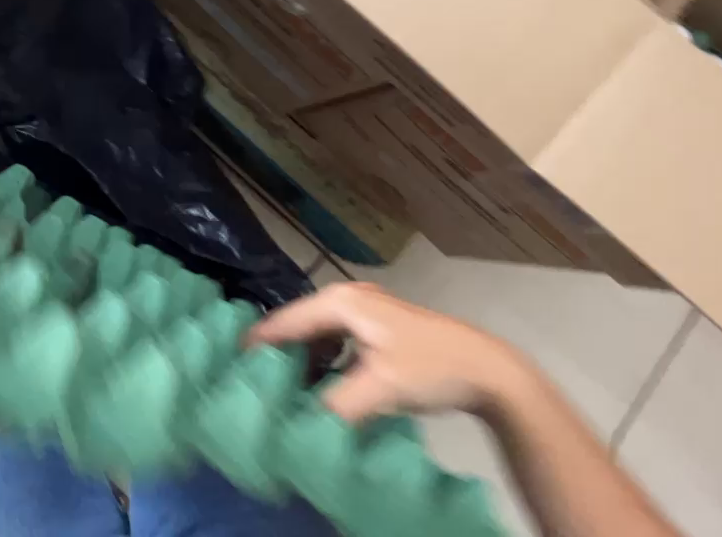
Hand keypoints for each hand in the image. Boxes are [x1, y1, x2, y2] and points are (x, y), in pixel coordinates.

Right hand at [247, 282, 528, 423]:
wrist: (491, 371)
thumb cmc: (431, 369)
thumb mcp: (381, 389)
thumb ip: (334, 404)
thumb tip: (296, 424)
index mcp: (341, 302)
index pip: (286, 320)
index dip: (258, 343)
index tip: (230, 364)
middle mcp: (347, 298)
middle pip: (299, 324)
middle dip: (279, 353)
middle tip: (256, 382)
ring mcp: (364, 310)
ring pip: (318, 334)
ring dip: (303, 359)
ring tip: (285, 388)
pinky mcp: (378, 326)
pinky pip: (335, 340)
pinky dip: (324, 360)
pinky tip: (321, 383)